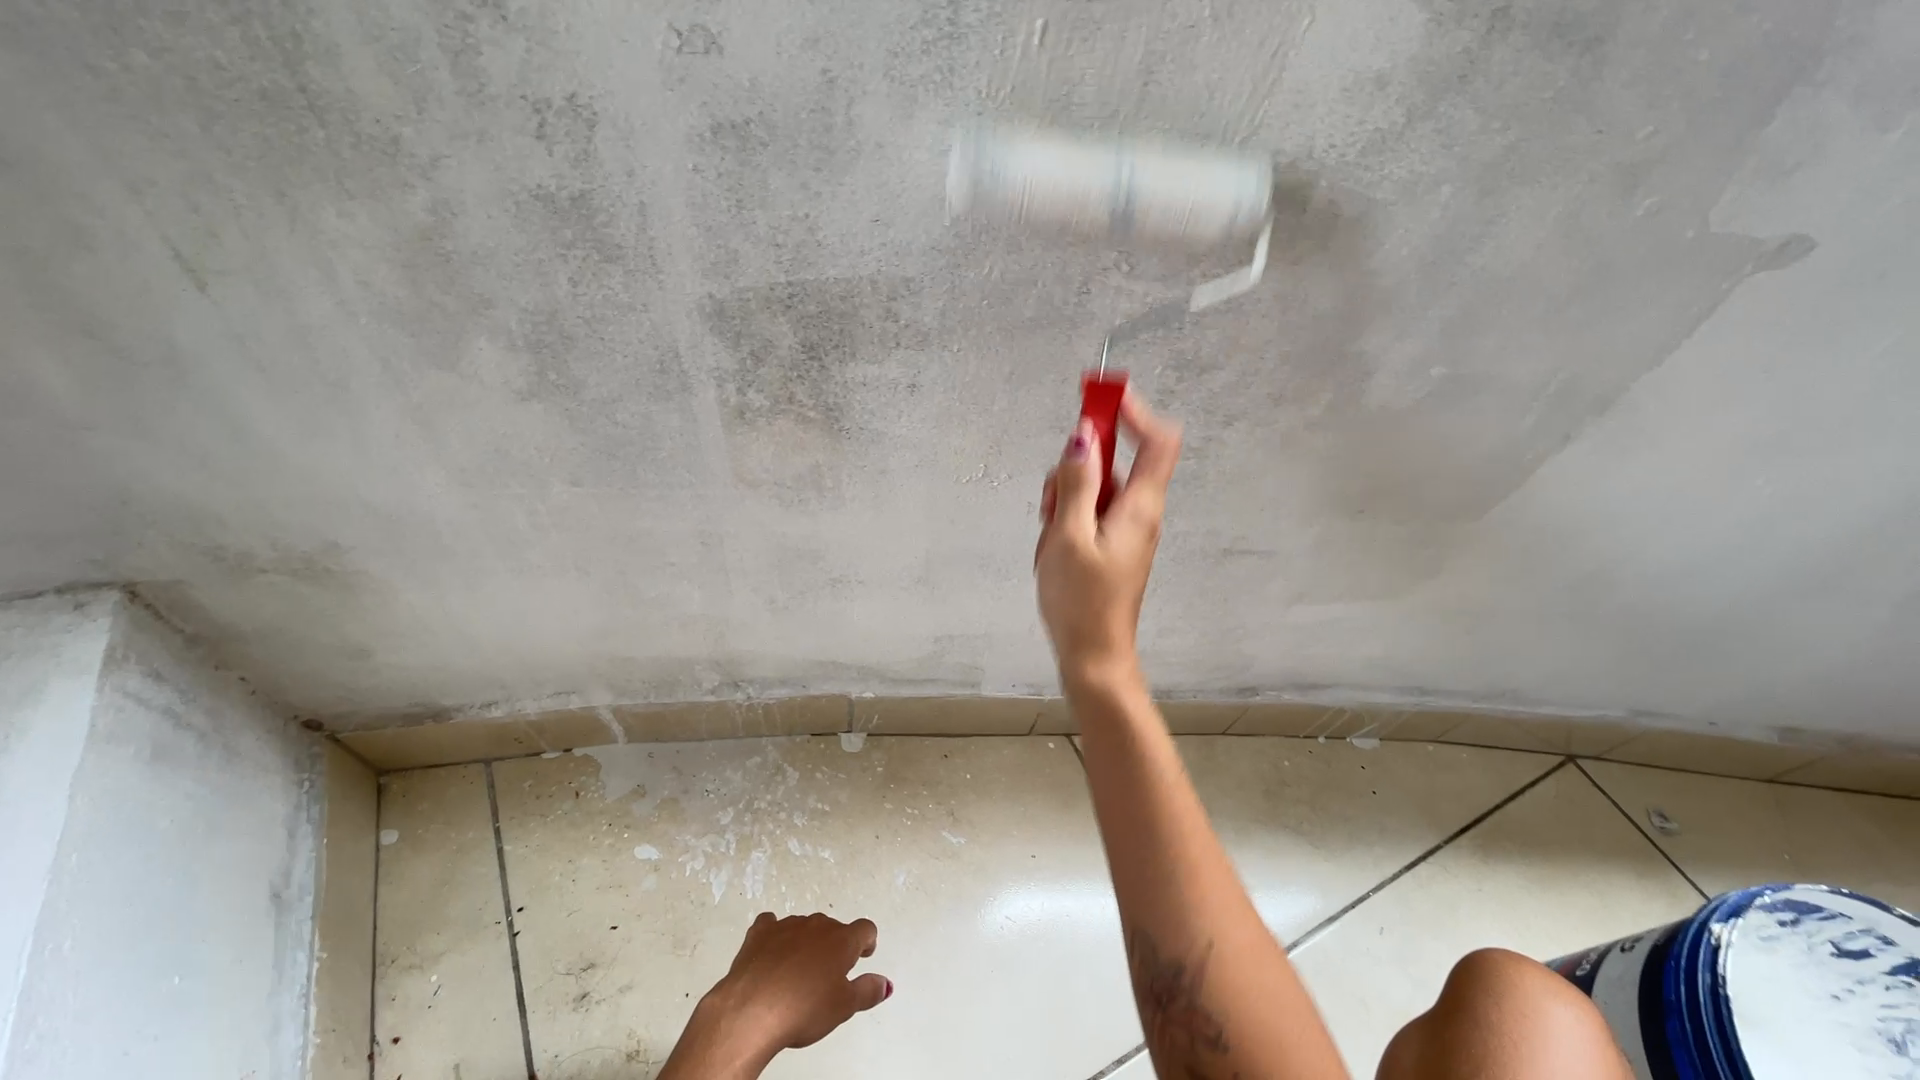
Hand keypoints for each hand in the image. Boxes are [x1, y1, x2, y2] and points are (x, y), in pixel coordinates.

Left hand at [661, 912, 891, 1078]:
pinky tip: (771, 952)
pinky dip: (775, 935)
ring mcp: (786, 926)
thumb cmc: (804, 1009)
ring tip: (797, 972)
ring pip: (804, 928)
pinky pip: (771, 925)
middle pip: (833, 928)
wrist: (752, 1010)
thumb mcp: (843, 1007)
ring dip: (806, 943)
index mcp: (842, 941)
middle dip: (834, 946)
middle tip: (827, 974)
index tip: (862, 957)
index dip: (866, 942)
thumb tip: (885, 983)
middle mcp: (817, 926)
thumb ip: (867, 991)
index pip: (865, 929)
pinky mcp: (759, 933)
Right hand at [1035, 390, 1181, 688]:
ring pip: (1094, 490)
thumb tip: (1082, 436)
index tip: (1100, 395)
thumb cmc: (1081, 601)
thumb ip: (1076, 483)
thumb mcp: (1068, 536)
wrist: (1093, 656)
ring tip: (1051, 540)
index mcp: (1140, 507)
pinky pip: (1088, 516)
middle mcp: (1139, 514)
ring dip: (1065, 501)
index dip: (1134, 410)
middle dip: (1076, 468)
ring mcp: (1125, 532)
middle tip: (1052, 500)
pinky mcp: (1110, 547)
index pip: (1158, 439)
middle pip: (1114, 463)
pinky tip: (1053, 552)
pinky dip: (1066, 522)